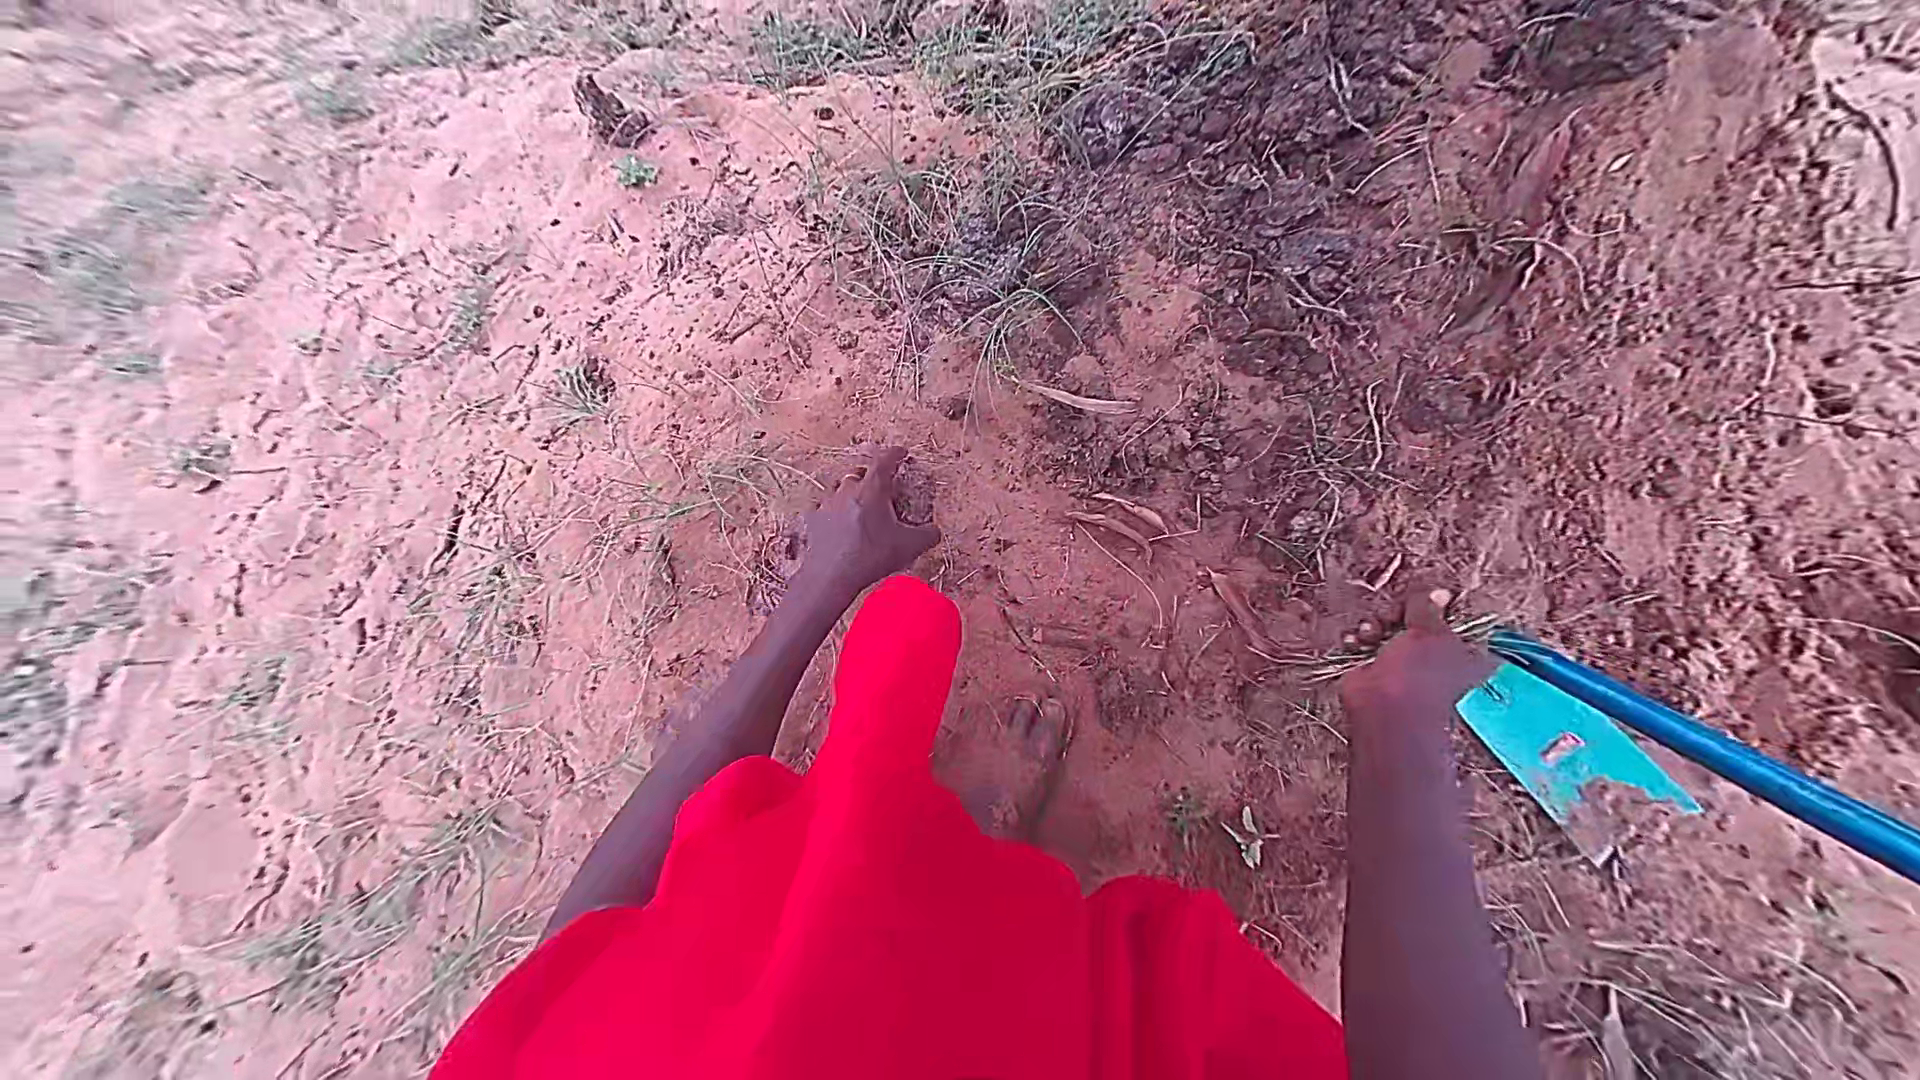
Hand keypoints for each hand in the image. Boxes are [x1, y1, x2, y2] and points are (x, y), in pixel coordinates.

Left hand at [797, 447, 940, 594]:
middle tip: (882, 485)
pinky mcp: (814, 520)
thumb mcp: (910, 546)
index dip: (895, 454)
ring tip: (860, 501)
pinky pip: (822, 507)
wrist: (832, 575)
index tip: (901, 453)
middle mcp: (847, 490)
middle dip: (872, 475)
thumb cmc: (871, 556)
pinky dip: (832, 509)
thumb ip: (928, 534)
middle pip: (860, 473)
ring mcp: (827, 504)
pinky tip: (837, 519)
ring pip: (839, 487)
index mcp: (872, 490)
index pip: (885, 461)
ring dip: (850, 490)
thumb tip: (935, 531)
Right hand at [1339, 587, 1497, 726]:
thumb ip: (1429, 608)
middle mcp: (1431, 654)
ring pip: (1382, 626)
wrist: (1383, 707)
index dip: (1428, 605)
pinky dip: (1356, 639)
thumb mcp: (1430, 632)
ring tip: (1369, 635)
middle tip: (1390, 619)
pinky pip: (1361, 640)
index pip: (1443, 614)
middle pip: (1408, 617)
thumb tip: (1439, 591)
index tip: (1417, 602)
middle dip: (1394, 614)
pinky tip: (1356, 643)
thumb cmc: (1417, 673)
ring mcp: (1400, 660)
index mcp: (1458, 648)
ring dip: (1371, 626)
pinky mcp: (1372, 665)